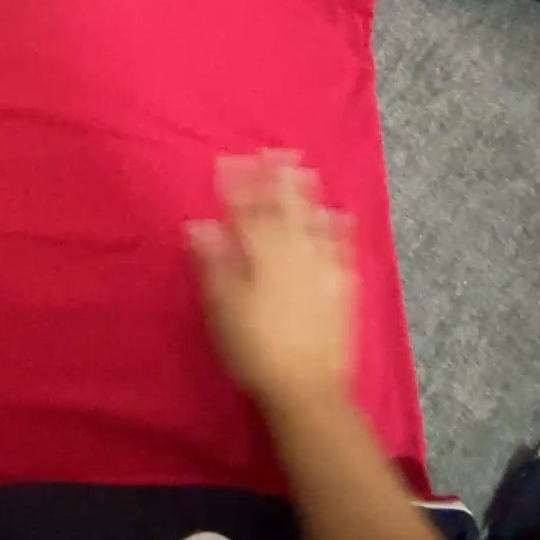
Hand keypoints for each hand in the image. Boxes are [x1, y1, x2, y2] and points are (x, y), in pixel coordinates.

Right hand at [187, 151, 356, 412]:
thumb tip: (199, 223)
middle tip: (275, 150)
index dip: (236, 184)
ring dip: (307, 196)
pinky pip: (340, 252)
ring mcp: (319, 271)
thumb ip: (213, 261)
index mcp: (260, 257)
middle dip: (276, 179)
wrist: (305, 390)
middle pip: (282, 210)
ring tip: (305, 170)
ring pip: (312, 224)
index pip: (244, 211)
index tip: (229, 158)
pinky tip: (340, 216)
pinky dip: (339, 231)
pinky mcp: (339, 290)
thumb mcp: (221, 306)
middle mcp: (292, 255)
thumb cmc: (253, 348)